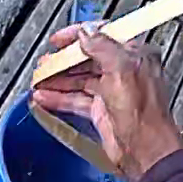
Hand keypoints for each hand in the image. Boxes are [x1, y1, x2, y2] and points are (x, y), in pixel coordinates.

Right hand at [33, 24, 182, 181]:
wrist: (143, 150)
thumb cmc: (142, 113)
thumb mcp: (122, 71)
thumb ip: (103, 48)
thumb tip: (86, 32)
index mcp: (133, 56)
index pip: (102, 37)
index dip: (78, 36)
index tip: (59, 40)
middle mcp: (122, 72)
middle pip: (86, 60)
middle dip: (62, 62)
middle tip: (44, 64)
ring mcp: (110, 92)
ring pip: (78, 81)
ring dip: (57, 80)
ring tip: (38, 81)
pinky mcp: (100, 111)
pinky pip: (75, 100)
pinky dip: (58, 98)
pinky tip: (44, 97)